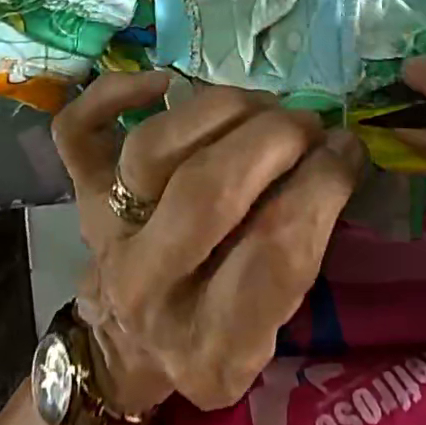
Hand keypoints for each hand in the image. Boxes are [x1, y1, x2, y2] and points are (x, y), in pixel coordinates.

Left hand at [51, 73, 366, 411]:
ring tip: (261, 104)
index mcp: (210, 343)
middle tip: (307, 122)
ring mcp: (105, 231)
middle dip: (273, 140)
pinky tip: (164, 81)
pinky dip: (114, 91)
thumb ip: (298, 247)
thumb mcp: (271, 326)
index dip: (321, 188)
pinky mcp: (80, 193)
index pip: (274, 255)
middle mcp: (147, 286)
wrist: (127, 338)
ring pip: (151, 149)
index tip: (347, 147)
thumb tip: (334, 150)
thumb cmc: (215, 329)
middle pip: (207, 190)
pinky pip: (78, 129)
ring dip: (219, 110)